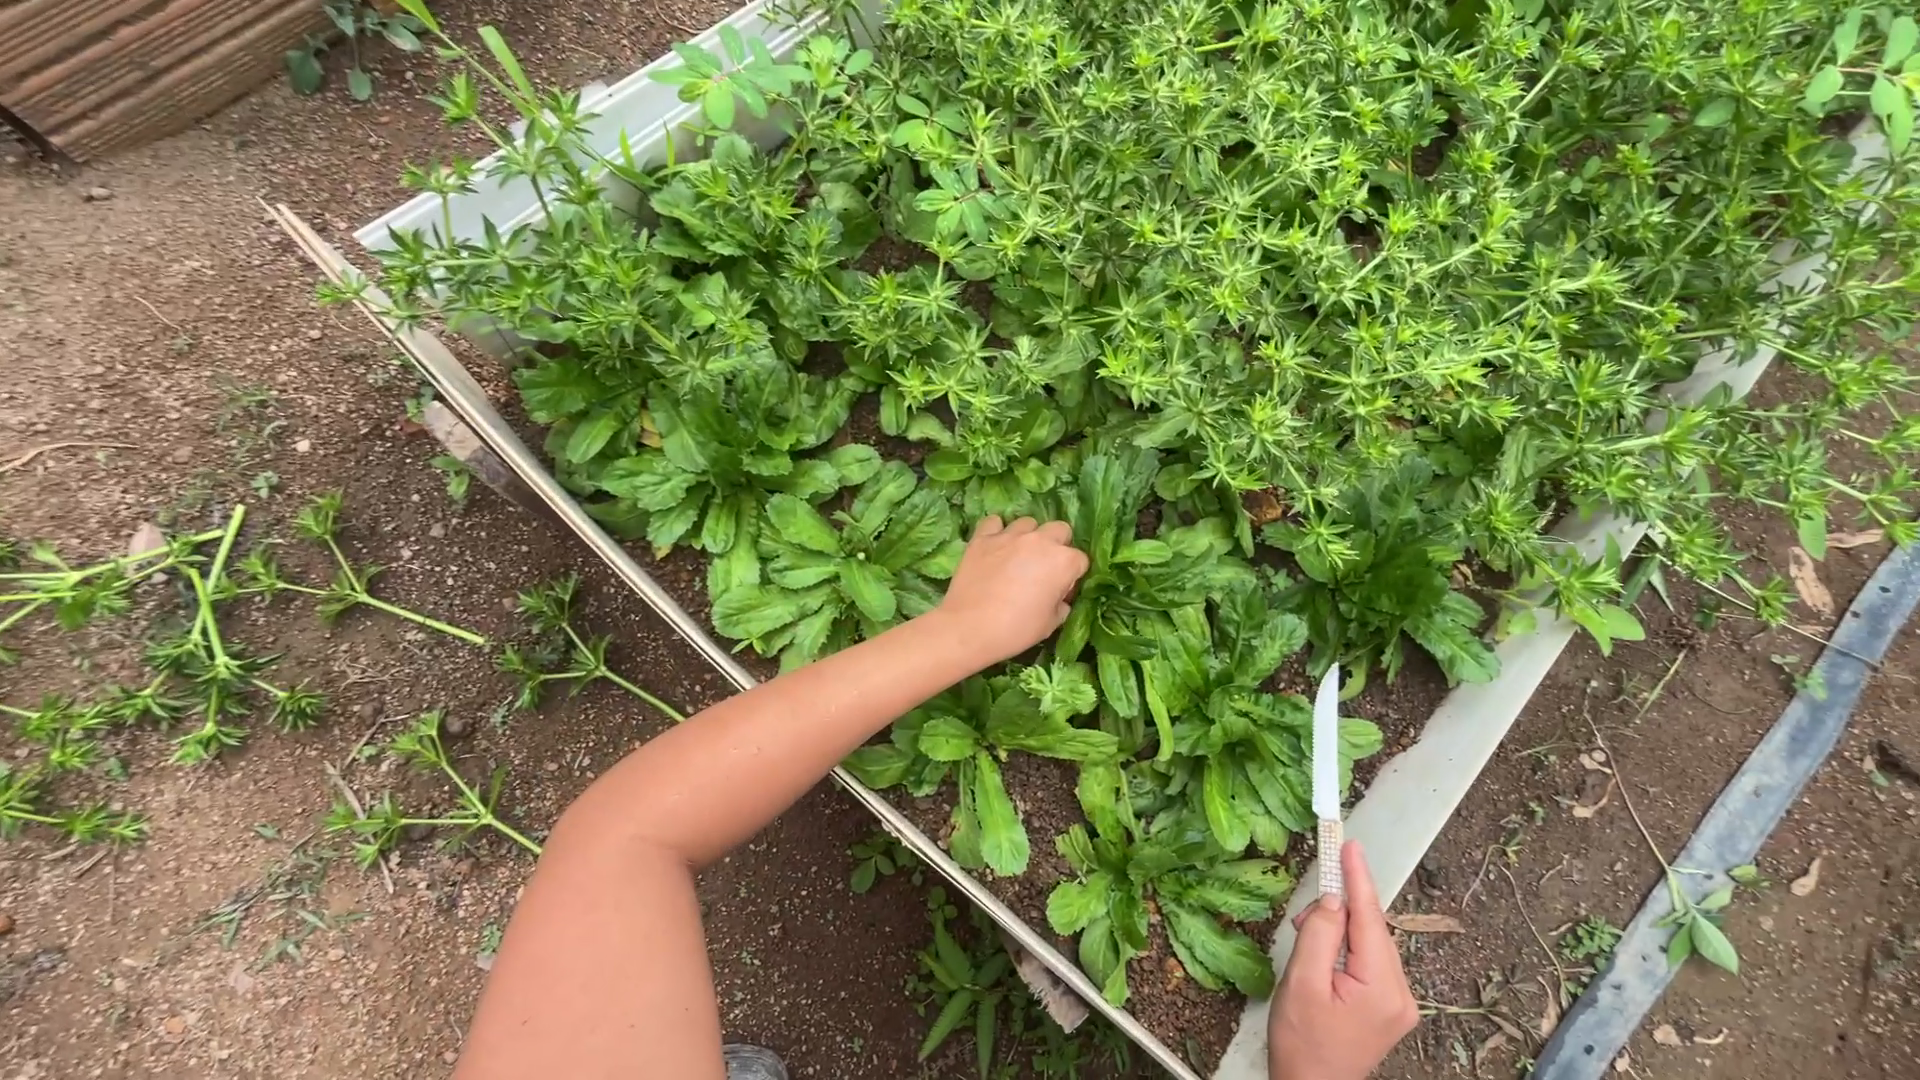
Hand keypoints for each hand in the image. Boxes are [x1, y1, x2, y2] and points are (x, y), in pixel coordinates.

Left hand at [933, 516, 1089, 665]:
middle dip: (1057, 546)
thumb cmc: (1016, 630)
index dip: (1072, 576)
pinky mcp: (983, 538)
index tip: (1060, 591)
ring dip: (1028, 537)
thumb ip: (1061, 604)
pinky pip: (994, 523)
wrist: (970, 628)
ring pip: (1028, 523)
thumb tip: (1059, 597)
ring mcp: (1009, 536)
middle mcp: (1040, 541)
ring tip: (1017, 556)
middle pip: (1059, 530)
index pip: (1080, 560)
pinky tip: (994, 546)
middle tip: (1044, 568)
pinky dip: (996, 531)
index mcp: (1063, 561)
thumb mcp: (1051, 624)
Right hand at [1269, 841, 1418, 1079]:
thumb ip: (1320, 934)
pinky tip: (1321, 954)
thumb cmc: (1301, 1041)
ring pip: (1368, 943)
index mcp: (1383, 988)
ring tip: (1305, 941)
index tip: (1350, 845)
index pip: (1370, 919)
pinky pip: (1368, 960)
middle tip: (1303, 918)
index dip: (1358, 878)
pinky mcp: (1388, 1008)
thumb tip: (1334, 899)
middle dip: (1339, 910)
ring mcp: (1398, 1003)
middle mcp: (1401, 994)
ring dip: (1338, 930)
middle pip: (1371, 930)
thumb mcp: (1302, 981)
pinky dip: (1344, 947)